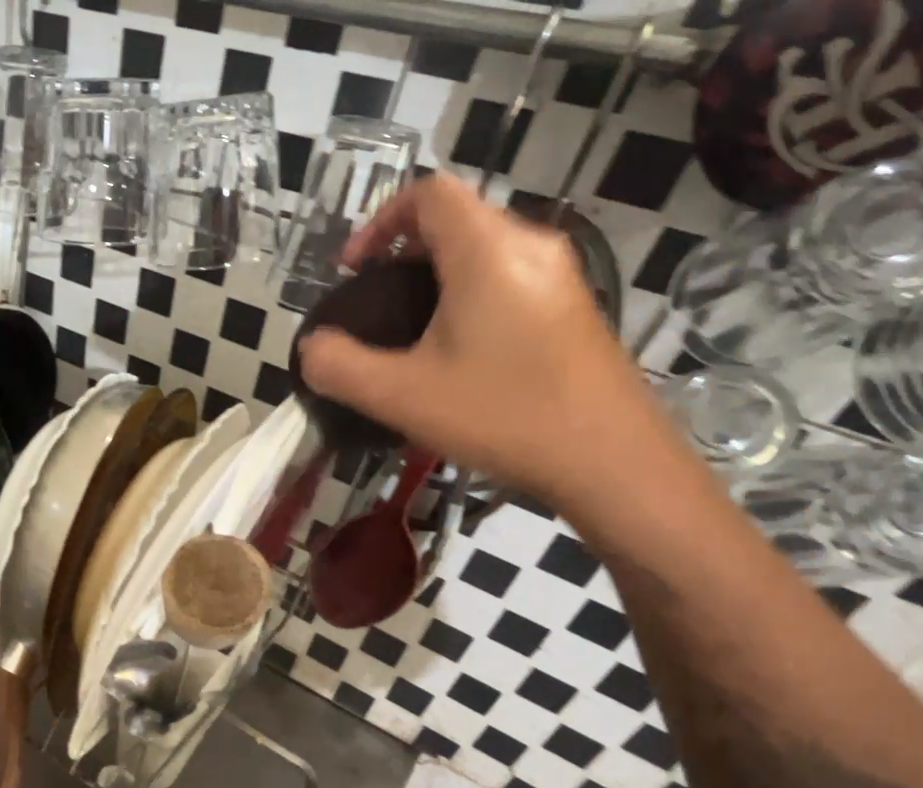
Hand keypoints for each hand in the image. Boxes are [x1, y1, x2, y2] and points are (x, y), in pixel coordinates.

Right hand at [298, 172, 683, 510]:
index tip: (354, 271)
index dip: (379, 221)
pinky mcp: (574, 307)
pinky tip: (459, 353)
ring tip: (410, 332)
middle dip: (404, 250)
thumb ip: (340, 367)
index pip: (427, 193)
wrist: (610, 460)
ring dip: (437, 275)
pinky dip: (471, 294)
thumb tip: (311, 350)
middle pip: (456, 218)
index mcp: (486, 250)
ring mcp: (561, 275)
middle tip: (375, 305)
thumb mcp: (401, 396)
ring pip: (484, 248)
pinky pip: (510, 277)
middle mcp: (530, 245)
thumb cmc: (503, 416)